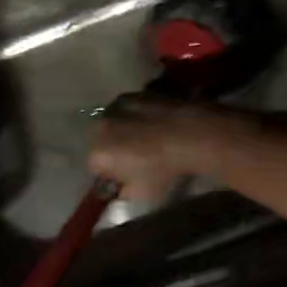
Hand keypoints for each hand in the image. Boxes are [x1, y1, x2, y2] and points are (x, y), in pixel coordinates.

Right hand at [88, 96, 236, 201]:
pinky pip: (134, 107)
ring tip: (149, 137)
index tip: (128, 177)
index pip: (96, 167)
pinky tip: (158, 122)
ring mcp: (120, 104)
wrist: (191, 134)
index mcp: (97, 151)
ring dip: (125, 128)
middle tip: (137, 157)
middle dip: (114, 148)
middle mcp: (101, 124)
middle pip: (102, 140)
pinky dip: (140, 114)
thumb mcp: (142, 194)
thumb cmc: (163, 168)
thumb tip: (121, 189)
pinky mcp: (139, 92)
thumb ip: (123, 194)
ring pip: (116, 121)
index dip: (111, 174)